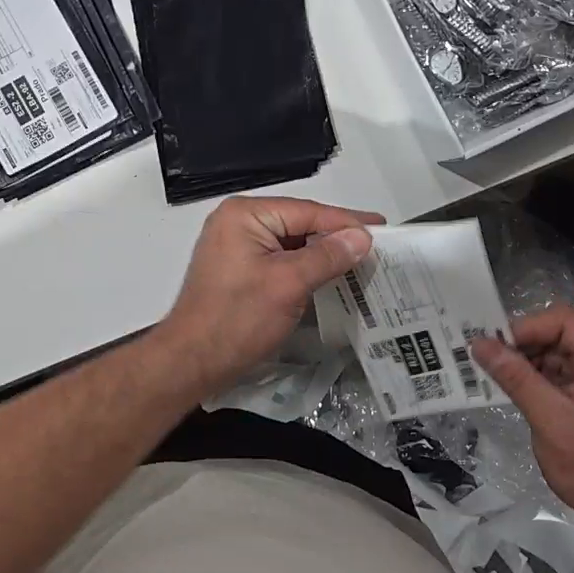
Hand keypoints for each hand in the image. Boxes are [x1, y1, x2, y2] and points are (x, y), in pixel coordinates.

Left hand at [152, 196, 380, 397]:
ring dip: (321, 253)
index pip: (307, 211)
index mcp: (245, 215)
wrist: (191, 361)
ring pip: (290, 242)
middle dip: (336, 236)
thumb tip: (361, 236)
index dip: (347, 221)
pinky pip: (278, 259)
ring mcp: (234, 245)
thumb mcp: (289, 284)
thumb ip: (327, 256)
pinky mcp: (237, 269)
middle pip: (299, 223)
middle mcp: (237, 222)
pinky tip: (329, 275)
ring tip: (361, 260)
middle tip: (378, 245)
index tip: (382, 227)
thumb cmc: (237, 319)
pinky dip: (303, 266)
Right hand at [471, 306, 573, 543]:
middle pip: (561, 334)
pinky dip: (537, 377)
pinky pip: (563, 372)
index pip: (565, 321)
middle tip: (487, 357)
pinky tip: (513, 386)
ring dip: (527, 361)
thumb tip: (478, 343)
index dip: (526, 327)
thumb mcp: (550, 420)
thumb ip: (515, 377)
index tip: (494, 345)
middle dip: (524, 344)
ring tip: (494, 372)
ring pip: (559, 352)